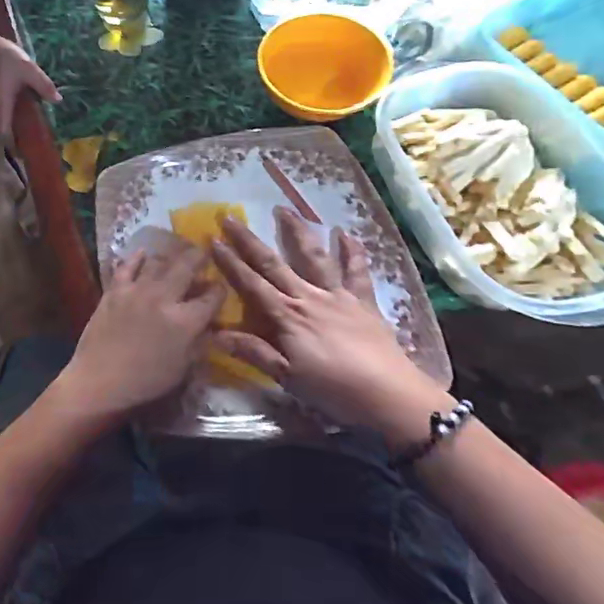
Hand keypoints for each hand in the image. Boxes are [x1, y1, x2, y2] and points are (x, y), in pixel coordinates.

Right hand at [0, 32, 60, 138]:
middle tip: (30, 133)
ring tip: (24, 119)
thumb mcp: (28, 69)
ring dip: (7, 121)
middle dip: (12, 134)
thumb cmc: (4, 58)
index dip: (12, 144)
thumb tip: (58, 100)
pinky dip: (1, 111)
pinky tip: (13, 104)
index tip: (25, 148)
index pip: (3, 135)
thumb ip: (43, 86)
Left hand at [58, 244, 223, 420]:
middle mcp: (164, 298)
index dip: (219, 289)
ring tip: (176, 253)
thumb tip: (211, 326)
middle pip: (187, 266)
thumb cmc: (146, 384)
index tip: (220, 287)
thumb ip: (200, 343)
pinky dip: (137, 257)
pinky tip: (143, 253)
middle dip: (199, 257)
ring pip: (159, 261)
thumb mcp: (183, 369)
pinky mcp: (115, 289)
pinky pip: (128, 265)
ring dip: (171, 256)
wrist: (99, 382)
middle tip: (203, 252)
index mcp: (186, 321)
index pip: (212, 296)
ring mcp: (138, 290)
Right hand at [211, 208, 451, 440]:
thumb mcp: (288, 378)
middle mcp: (308, 297)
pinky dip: (352, 251)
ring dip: (297, 231)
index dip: (230, 262)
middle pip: (273, 264)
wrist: (389, 394)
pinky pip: (357, 270)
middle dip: (249, 241)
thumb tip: (215, 336)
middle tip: (230, 217)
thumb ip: (254, 352)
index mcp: (287, 317)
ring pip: (313, 257)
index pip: (251, 284)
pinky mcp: (363, 300)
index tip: (213, 240)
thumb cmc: (334, 390)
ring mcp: (337, 295)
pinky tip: (346, 233)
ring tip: (284, 209)